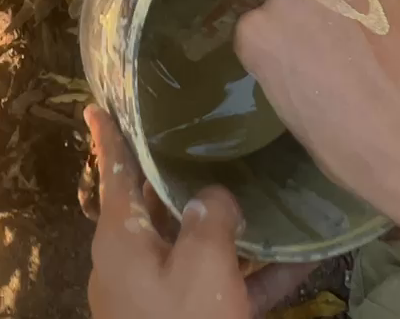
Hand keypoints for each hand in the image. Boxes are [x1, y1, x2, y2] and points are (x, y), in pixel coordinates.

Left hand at [84, 106, 313, 317]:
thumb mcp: (201, 266)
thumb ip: (211, 216)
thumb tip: (217, 196)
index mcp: (121, 237)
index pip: (114, 169)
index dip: (108, 134)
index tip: (97, 103)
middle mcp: (132, 260)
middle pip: (158, 201)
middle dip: (185, 172)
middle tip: (207, 133)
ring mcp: (157, 296)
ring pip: (196, 243)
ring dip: (233, 225)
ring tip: (267, 187)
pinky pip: (221, 286)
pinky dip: (255, 273)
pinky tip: (302, 259)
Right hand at [234, 0, 399, 226]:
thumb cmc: (351, 149)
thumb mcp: (296, 115)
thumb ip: (287, 68)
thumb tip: (302, 58)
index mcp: (259, 33)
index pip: (255, 24)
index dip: (275, 41)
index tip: (292, 58)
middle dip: (301, 10)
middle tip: (325, 43)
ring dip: (338, 7)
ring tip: (365, 45)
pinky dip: (372, 10)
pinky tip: (390, 43)